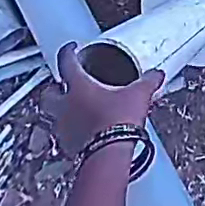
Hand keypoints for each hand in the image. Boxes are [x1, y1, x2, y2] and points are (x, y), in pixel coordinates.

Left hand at [42, 42, 164, 153]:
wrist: (109, 157)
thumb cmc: (117, 123)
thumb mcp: (138, 95)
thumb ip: (147, 82)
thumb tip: (155, 75)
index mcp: (78, 86)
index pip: (65, 61)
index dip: (68, 51)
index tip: (71, 48)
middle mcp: (65, 106)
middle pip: (48, 92)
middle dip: (54, 86)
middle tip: (65, 83)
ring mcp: (64, 128)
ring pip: (52, 115)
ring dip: (60, 111)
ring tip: (75, 110)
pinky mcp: (68, 147)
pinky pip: (64, 136)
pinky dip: (71, 132)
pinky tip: (83, 133)